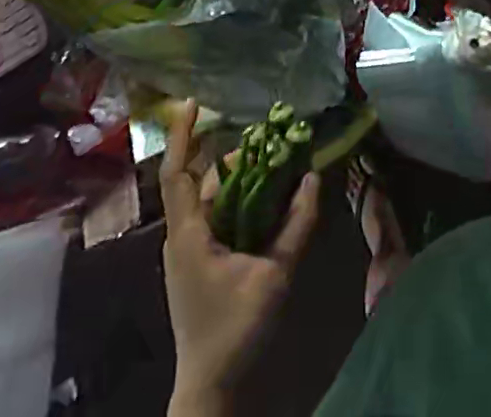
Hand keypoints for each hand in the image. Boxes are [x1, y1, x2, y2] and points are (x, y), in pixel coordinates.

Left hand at [161, 101, 318, 412]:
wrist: (213, 389)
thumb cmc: (236, 330)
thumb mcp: (274, 275)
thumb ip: (296, 227)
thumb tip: (313, 180)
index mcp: (188, 233)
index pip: (177, 172)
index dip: (183, 134)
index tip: (194, 101)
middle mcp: (182, 236)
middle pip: (205, 182)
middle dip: (235, 157)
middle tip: (271, 140)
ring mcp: (188, 252)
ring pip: (213, 202)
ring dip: (240, 181)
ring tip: (275, 164)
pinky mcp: (199, 266)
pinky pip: (217, 221)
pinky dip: (239, 205)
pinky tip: (266, 202)